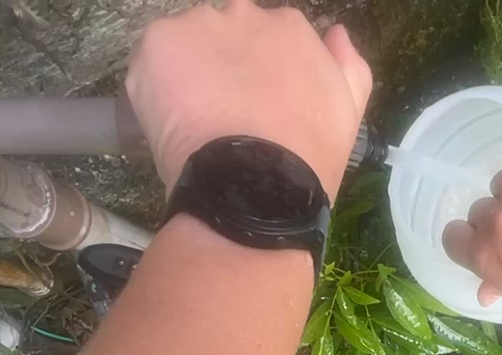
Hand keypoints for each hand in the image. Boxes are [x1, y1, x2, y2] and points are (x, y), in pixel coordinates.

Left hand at [126, 0, 371, 200]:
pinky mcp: (159, 45)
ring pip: (186, 49)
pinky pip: (151, 65)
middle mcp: (246, 13)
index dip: (258, 81)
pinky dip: (155, 94)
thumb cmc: (308, 162)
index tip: (256, 114)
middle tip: (225, 125)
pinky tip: (174, 129)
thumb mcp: (347, 117)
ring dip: (188, 81)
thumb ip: (349, 68)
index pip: (267, 43)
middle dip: (222, 73)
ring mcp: (200, 26)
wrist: (258, 191)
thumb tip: (337, 35)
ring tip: (198, 131)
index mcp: (291, 29)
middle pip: (226, 38)